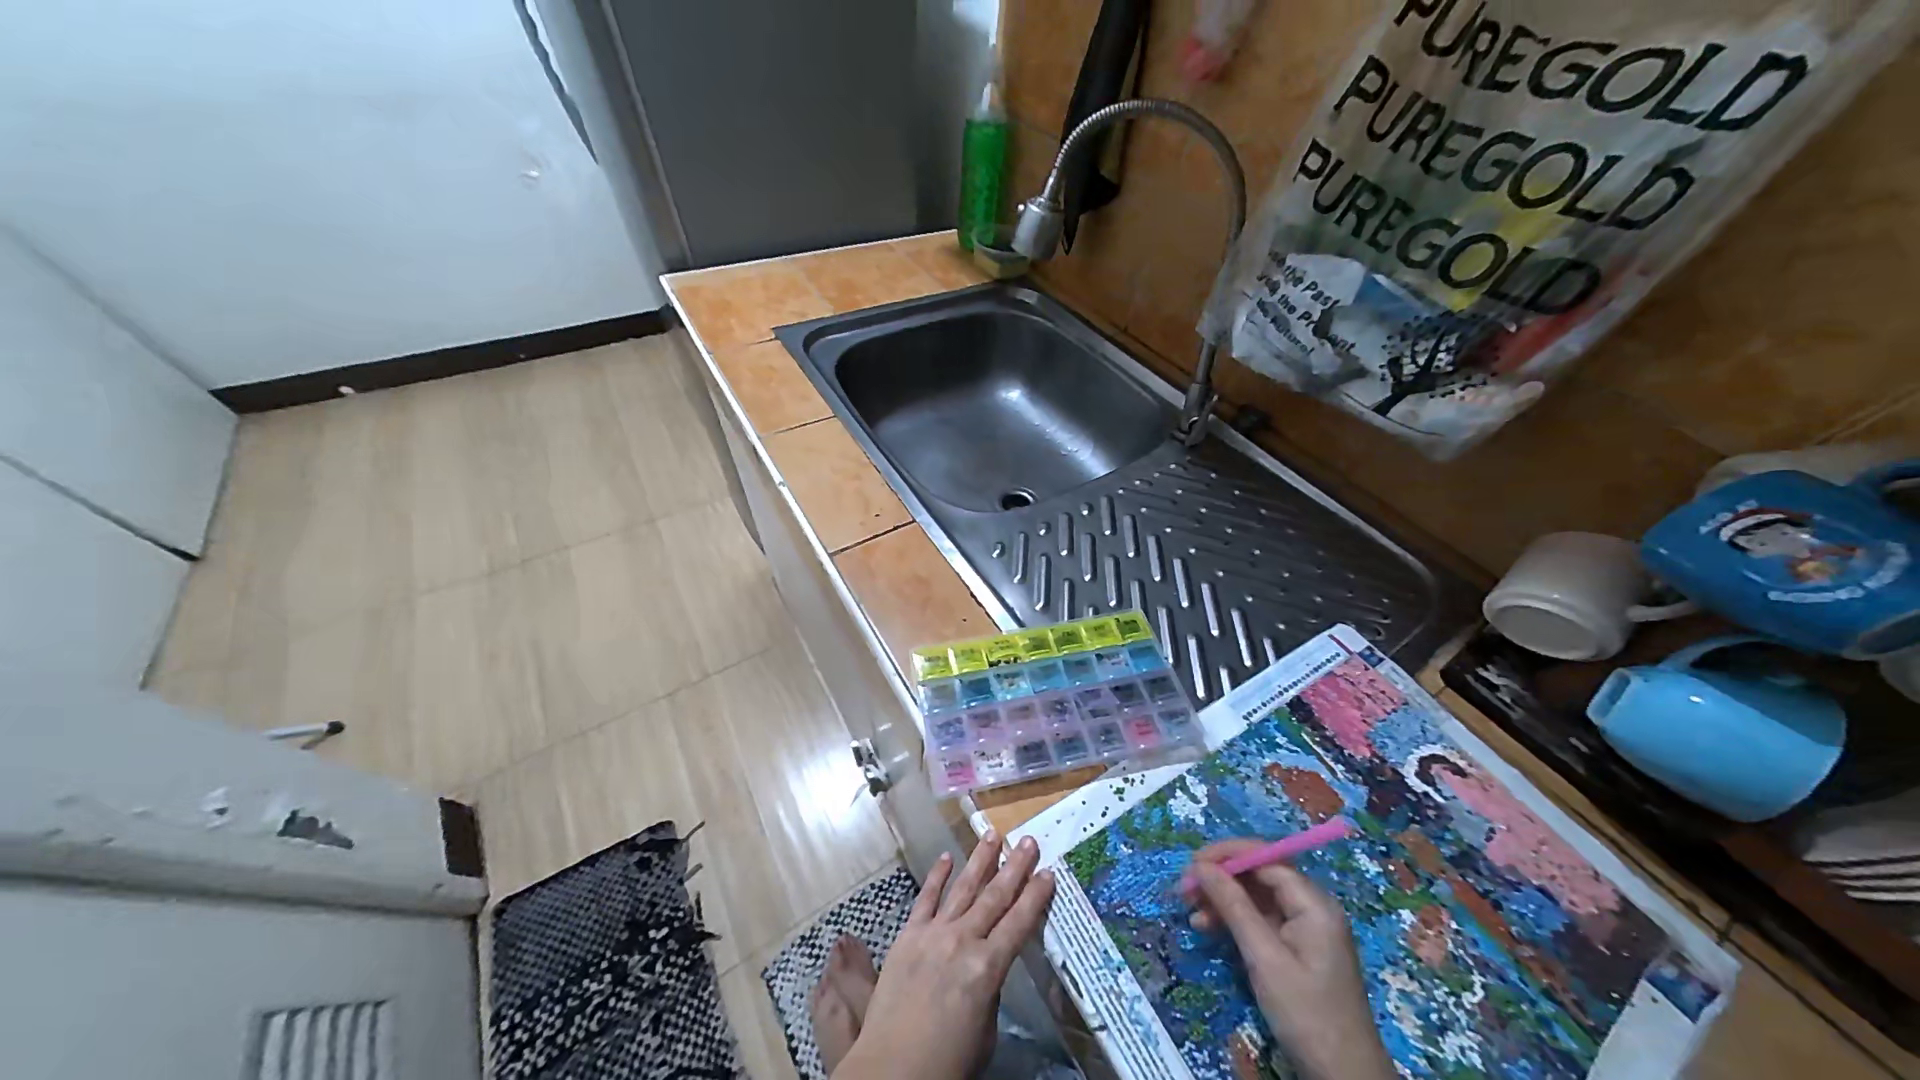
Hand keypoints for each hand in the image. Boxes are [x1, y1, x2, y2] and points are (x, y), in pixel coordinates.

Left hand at [833, 832, 1055, 1079]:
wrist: (892, 1070)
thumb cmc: (948, 1061)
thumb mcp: (985, 1029)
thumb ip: (989, 987)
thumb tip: (987, 963)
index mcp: (988, 967)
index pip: (1019, 922)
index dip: (1036, 896)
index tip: (1049, 872)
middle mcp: (963, 941)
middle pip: (995, 896)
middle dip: (1015, 867)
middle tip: (1029, 840)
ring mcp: (933, 934)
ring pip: (962, 888)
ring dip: (980, 860)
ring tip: (993, 835)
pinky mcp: (908, 936)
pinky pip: (925, 899)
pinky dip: (936, 877)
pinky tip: (946, 858)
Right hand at [1187, 840, 1393, 1079]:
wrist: (1343, 1076)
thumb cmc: (1306, 1014)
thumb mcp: (1264, 957)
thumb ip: (1233, 906)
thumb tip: (1201, 866)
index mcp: (1313, 903)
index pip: (1265, 858)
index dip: (1226, 856)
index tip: (1191, 866)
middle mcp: (1311, 907)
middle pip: (1259, 874)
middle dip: (1220, 877)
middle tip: (1185, 890)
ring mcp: (1304, 927)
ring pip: (1255, 896)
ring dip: (1222, 899)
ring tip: (1191, 912)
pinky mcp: (1295, 947)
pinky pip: (1260, 918)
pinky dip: (1233, 920)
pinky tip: (1207, 928)